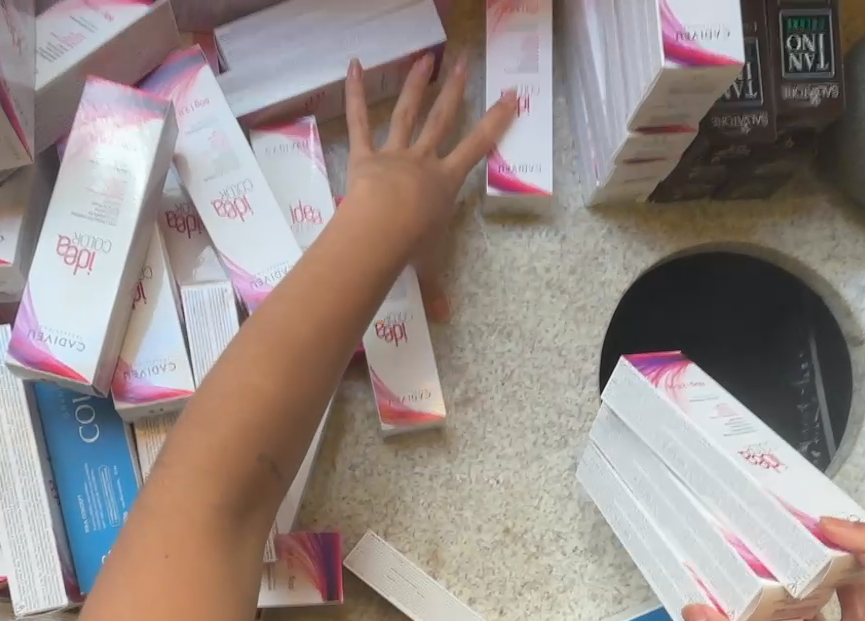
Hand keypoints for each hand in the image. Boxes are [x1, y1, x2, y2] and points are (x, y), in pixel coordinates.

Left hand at [343, 52, 516, 280]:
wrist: (383, 230)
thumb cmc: (410, 247)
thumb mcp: (428, 267)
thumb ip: (434, 290)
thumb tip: (443, 318)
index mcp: (444, 184)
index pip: (476, 149)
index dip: (495, 123)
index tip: (510, 97)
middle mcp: (423, 162)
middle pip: (443, 121)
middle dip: (455, 91)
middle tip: (465, 63)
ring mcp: (394, 155)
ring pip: (407, 113)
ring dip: (417, 85)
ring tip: (427, 58)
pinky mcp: (364, 156)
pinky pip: (357, 121)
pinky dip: (353, 93)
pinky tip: (353, 64)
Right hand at [682, 520, 864, 620]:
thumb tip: (693, 608)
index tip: (823, 527)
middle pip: (863, 578)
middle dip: (831, 546)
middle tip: (789, 523)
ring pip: (830, 595)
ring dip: (803, 570)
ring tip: (766, 544)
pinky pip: (800, 617)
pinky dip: (778, 599)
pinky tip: (748, 586)